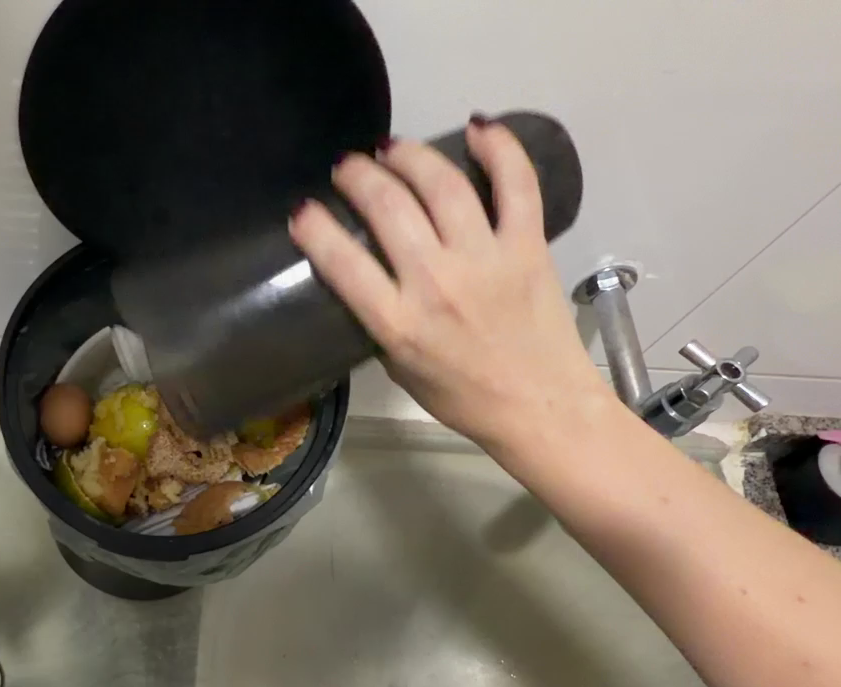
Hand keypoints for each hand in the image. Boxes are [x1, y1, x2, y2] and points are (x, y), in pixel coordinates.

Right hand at [289, 118, 620, 451]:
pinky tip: (477, 126)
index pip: (344, 264)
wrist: (538, 406)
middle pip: (389, 209)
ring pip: (443, 186)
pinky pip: (517, 184)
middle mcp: (437, 284)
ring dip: (410, 157)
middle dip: (359, 178)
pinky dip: (500, 149)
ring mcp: (486, 260)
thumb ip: (380, 323)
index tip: (302, 211)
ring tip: (391, 149)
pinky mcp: (528, 246)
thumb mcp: (399, 369)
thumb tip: (369, 282)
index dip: (315, 229)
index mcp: (399, 325)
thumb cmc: (460, 397)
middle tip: (347, 168)